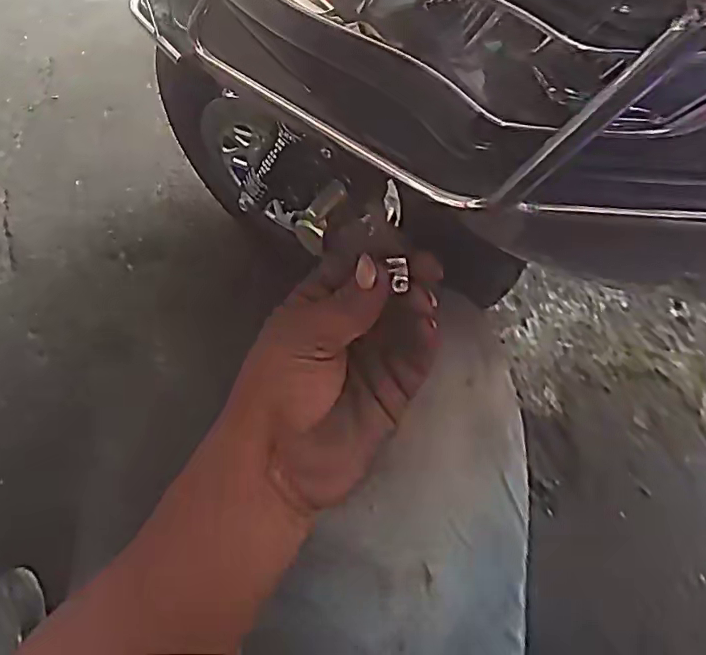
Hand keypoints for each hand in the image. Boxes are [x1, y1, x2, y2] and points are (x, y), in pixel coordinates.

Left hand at [222, 226, 442, 516]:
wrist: (277, 462)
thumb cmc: (277, 388)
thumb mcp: (305, 335)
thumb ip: (346, 303)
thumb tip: (375, 266)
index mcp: (317, 303)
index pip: (353, 267)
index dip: (377, 253)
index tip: (400, 242)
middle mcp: (348, 324)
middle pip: (385, 290)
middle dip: (406, 273)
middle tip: (425, 265)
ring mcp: (373, 356)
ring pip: (405, 318)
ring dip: (418, 301)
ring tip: (424, 292)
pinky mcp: (393, 388)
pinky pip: (416, 356)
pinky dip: (425, 338)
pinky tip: (428, 323)